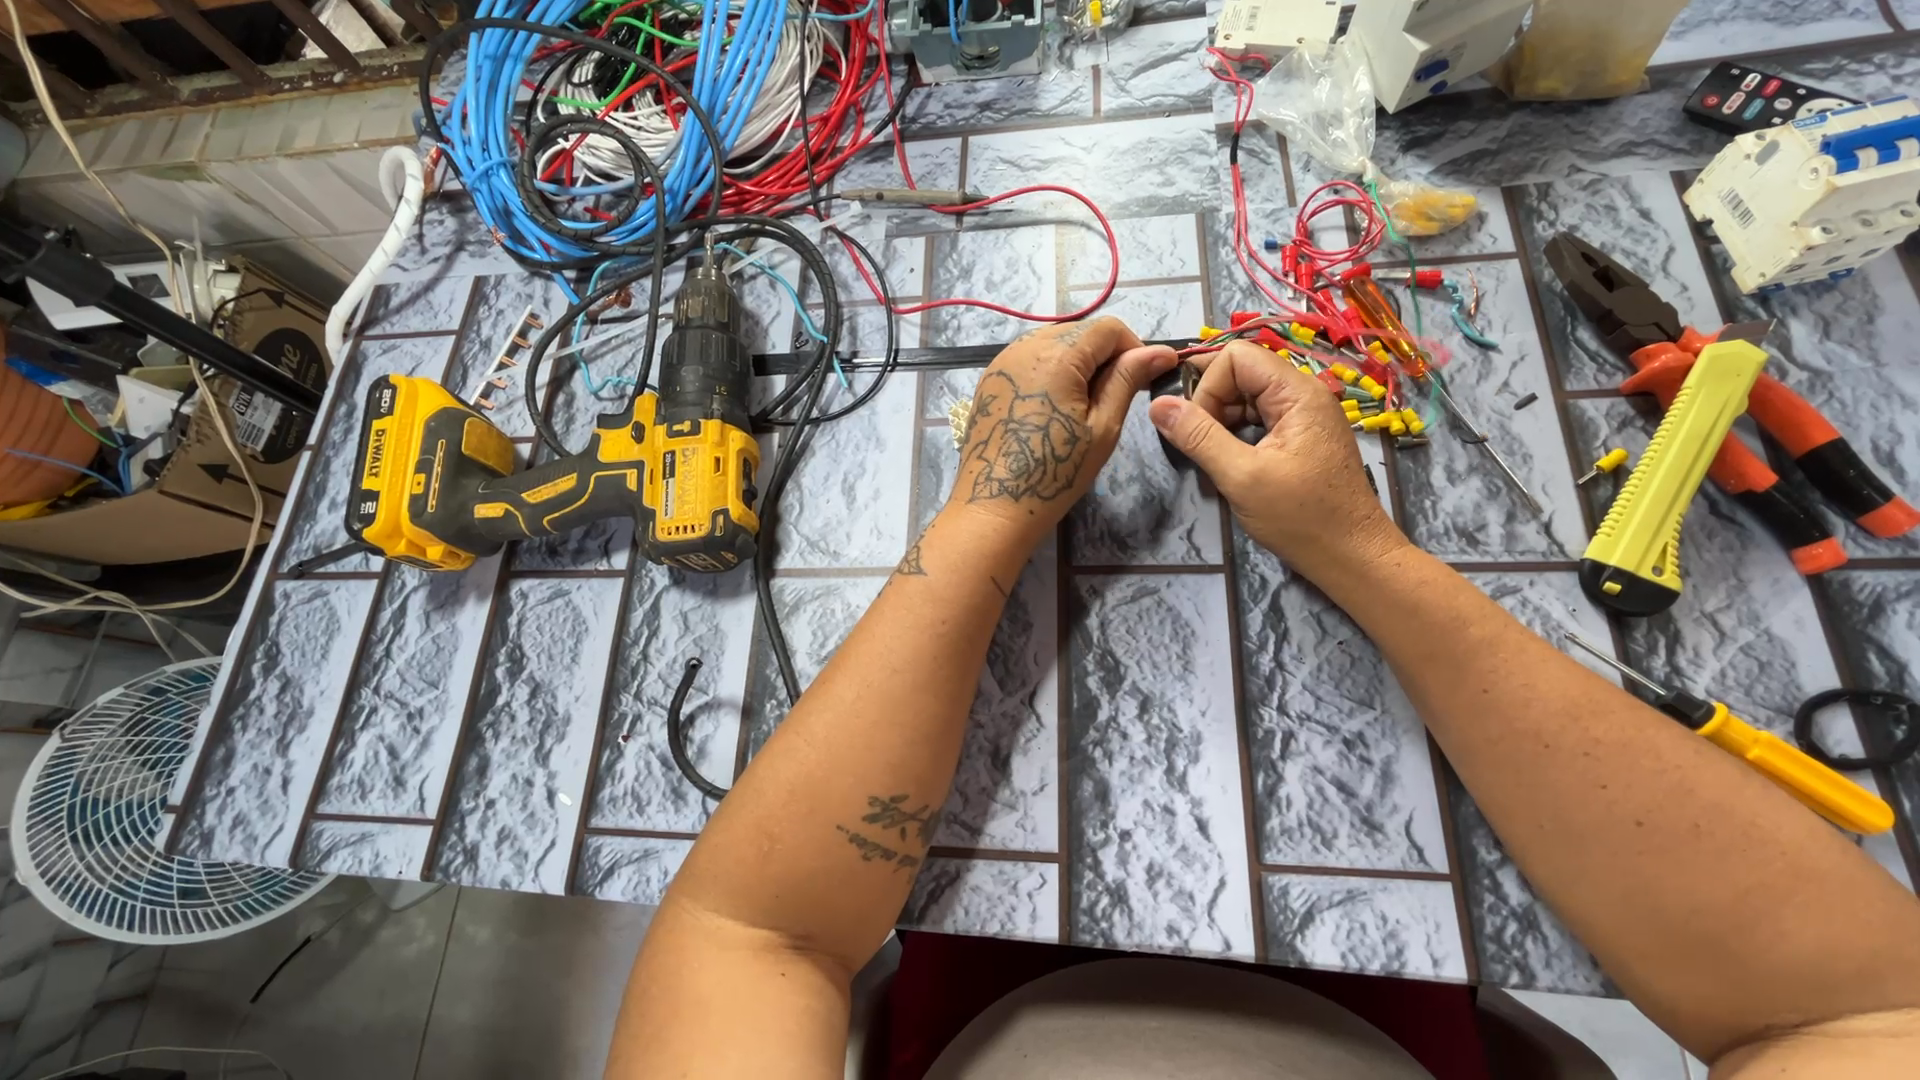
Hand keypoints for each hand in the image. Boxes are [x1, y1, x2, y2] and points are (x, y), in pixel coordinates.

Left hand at [946, 317, 1177, 551]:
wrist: (995, 504)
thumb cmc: (1055, 471)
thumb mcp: (1102, 426)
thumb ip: (1127, 380)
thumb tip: (1161, 351)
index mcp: (1058, 355)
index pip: (1108, 328)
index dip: (1133, 347)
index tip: (1142, 378)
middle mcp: (1026, 346)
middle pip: (1079, 332)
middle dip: (1105, 354)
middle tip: (1117, 394)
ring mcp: (1004, 361)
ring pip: (1055, 342)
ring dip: (1078, 362)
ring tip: (1086, 404)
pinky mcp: (992, 378)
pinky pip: (1031, 358)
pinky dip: (1053, 370)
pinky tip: (1056, 407)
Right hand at [1147, 341, 1407, 577]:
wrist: (1351, 555)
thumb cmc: (1301, 518)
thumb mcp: (1240, 477)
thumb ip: (1198, 436)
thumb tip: (1157, 405)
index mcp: (1297, 394)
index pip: (1237, 357)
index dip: (1208, 385)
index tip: (1198, 426)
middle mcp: (1302, 395)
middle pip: (1240, 373)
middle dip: (1211, 403)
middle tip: (1199, 444)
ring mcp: (1303, 416)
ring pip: (1245, 397)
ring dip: (1220, 422)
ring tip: (1211, 457)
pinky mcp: (1299, 437)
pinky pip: (1257, 419)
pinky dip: (1235, 435)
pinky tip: (1229, 462)